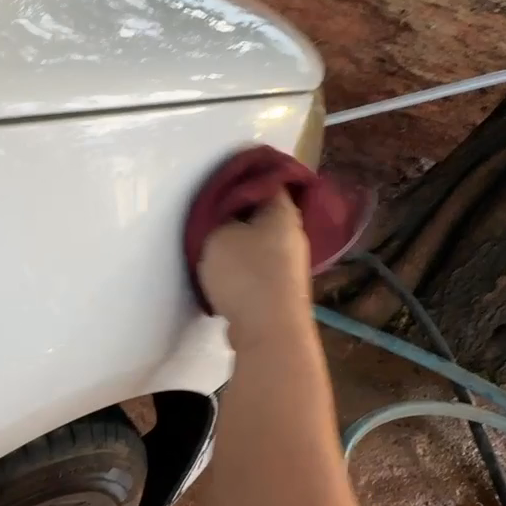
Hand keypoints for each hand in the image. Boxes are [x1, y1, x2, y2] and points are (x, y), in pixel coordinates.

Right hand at [196, 193, 313, 345]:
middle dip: (241, 211)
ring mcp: (290, 263)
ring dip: (241, 239)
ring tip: (213, 242)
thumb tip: (226, 216)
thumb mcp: (218, 236)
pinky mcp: (281, 286)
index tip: (220, 181)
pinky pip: (260, 263)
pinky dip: (243, 262)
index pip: (268, 182)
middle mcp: (293, 234)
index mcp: (282, 213)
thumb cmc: (244, 273)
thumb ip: (219, 218)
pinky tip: (225, 270)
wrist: (268, 327)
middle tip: (212, 212)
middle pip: (265, 212)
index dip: (244, 178)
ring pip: (262, 239)